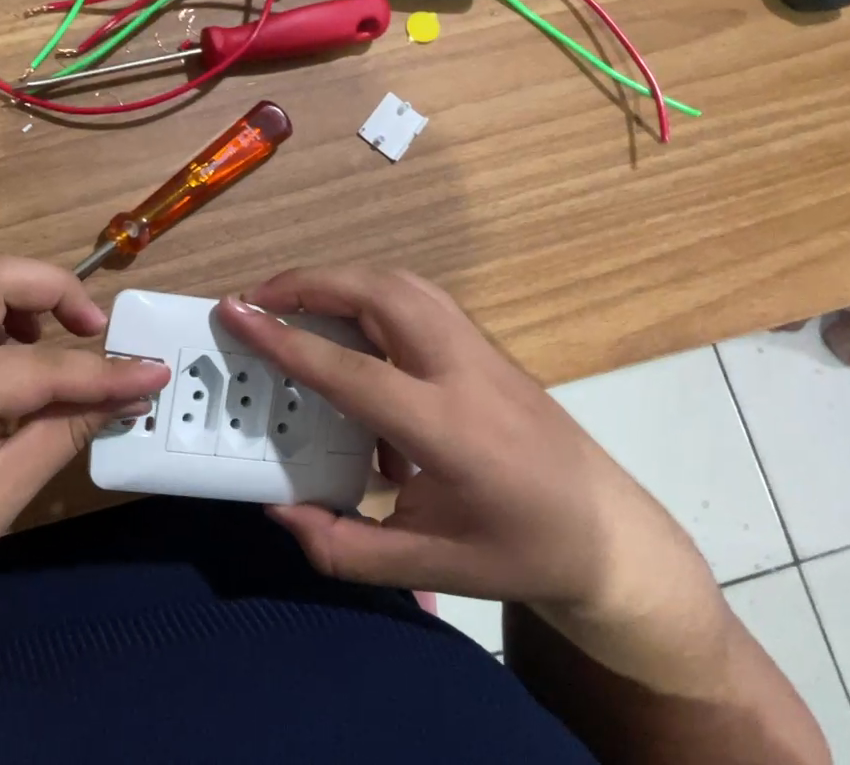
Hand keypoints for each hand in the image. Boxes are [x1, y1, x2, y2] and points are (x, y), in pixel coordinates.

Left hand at [0, 256, 169, 637]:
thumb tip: (129, 396)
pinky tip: (6, 352)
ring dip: (7, 289)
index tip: (152, 372)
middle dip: (47, 286)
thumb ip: (66, 428)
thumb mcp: (4, 489)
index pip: (38, 364)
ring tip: (46, 335)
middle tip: (90, 325)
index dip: (103, 370)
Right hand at [215, 266, 715, 633]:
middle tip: (257, 299)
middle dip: (310, 283)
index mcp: (449, 431)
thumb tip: (277, 509)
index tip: (233, 312)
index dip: (284, 340)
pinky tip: (348, 329)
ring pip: (404, 285)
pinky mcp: (487, 350)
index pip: (350, 371)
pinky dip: (370, 295)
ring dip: (340, 281)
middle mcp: (466, 374)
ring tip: (292, 301)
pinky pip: (419, 300)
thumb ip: (344, 546)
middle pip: (381, 294)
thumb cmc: (521, 555)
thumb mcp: (429, 568)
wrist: (616, 541)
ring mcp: (483, 353)